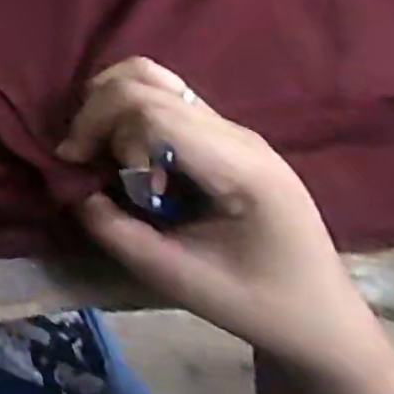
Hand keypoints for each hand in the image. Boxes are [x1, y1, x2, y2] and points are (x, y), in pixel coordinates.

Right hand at [59, 58, 393, 393]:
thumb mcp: (181, 281)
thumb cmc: (259, 304)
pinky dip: (123, 105)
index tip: (79, 166)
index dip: (106, 131)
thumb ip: (118, 233)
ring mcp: (228, 125)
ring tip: (97, 143)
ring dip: (108, 100)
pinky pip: (158, 91)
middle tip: (80, 154)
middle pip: (145, 82)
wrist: (323, 319)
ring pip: (148, 74)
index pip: (155, 114)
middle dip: (97, 112)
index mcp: (242, 169)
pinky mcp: (216, 128)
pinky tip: (120, 144)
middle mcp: (235, 132)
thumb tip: (70, 187)